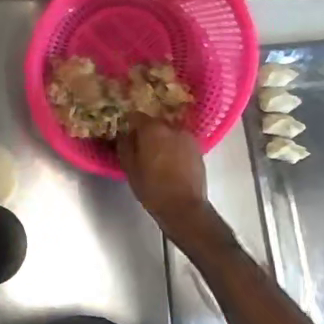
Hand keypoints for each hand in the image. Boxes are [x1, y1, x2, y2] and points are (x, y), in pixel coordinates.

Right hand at [117, 114, 207, 238]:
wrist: (184, 207)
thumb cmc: (152, 188)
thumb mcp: (130, 168)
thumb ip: (125, 146)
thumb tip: (125, 134)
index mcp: (153, 130)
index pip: (137, 116)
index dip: (129, 123)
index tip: (125, 132)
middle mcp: (173, 128)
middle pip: (155, 123)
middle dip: (147, 132)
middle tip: (140, 147)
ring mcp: (188, 138)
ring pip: (170, 133)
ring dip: (162, 140)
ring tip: (156, 157)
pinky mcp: (198, 150)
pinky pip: (181, 143)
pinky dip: (174, 148)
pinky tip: (169, 163)